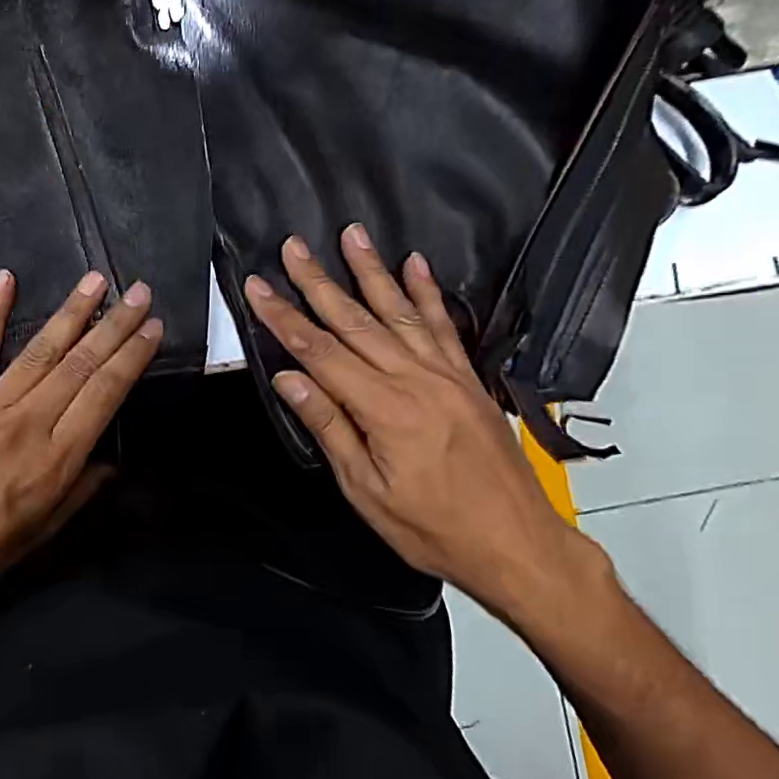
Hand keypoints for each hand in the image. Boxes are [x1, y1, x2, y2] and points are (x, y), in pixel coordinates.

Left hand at [0, 269, 161, 620]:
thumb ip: (81, 490)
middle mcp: (29, 423)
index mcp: (57, 459)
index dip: (132, 356)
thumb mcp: (45, 532)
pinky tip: (6, 279)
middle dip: (116, 325)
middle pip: (81, 363)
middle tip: (139, 292)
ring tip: (97, 280)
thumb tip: (109, 460)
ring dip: (73, 311)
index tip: (153, 328)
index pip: (105, 393)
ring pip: (41, 349)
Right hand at [241, 225, 607, 624]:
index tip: (259, 286)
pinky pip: (443, 326)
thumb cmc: (434, 529)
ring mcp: (446, 374)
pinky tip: (415, 264)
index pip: (320, 352)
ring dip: (371, 271)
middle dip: (318, 282)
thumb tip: (290, 378)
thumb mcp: (367, 490)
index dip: (284, 317)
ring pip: (398, 312)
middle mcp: (415, 379)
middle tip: (293, 246)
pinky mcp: (467, 378)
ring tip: (351, 234)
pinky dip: (427, 293)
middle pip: (355, 321)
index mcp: (384, 409)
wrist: (519, 544)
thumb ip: (329, 427)